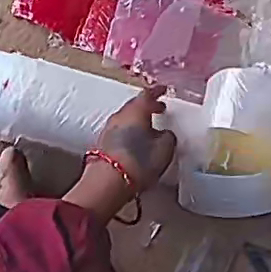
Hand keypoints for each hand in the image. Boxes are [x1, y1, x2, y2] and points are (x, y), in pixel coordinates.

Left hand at [66, 86, 177, 223]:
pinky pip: (120, 131)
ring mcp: (108, 129)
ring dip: (137, 120)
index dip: (157, 92)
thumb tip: (164, 133)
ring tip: (149, 127)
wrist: (107, 181)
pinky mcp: (102, 143)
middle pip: (134, 106)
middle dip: (147, 107)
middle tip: (159, 109)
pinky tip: (136, 141)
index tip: (163, 90)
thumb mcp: (165, 149)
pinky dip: (130, 132)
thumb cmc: (139, 161)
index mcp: (136, 110)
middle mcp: (120, 115)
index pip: (147, 95)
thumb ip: (168, 137)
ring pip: (126, 119)